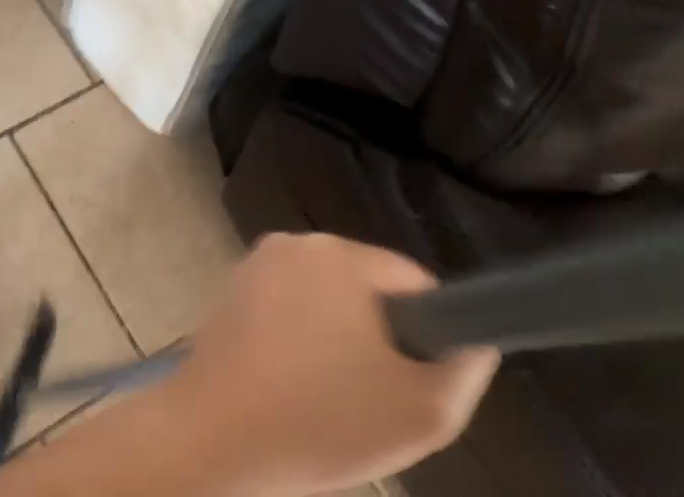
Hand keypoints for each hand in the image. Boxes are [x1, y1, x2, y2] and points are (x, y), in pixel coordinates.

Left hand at [172, 232, 498, 493]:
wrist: (216, 438)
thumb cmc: (323, 420)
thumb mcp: (428, 410)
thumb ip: (464, 365)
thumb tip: (468, 338)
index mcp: (337, 254)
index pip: (415, 282)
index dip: (431, 334)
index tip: (417, 380)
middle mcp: (290, 245)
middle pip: (367, 291)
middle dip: (381, 339)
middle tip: (374, 397)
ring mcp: (252, 268)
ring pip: (326, 306)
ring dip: (338, 345)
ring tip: (329, 399)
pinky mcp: (227, 295)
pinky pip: (287, 315)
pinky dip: (298, 346)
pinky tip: (293, 390)